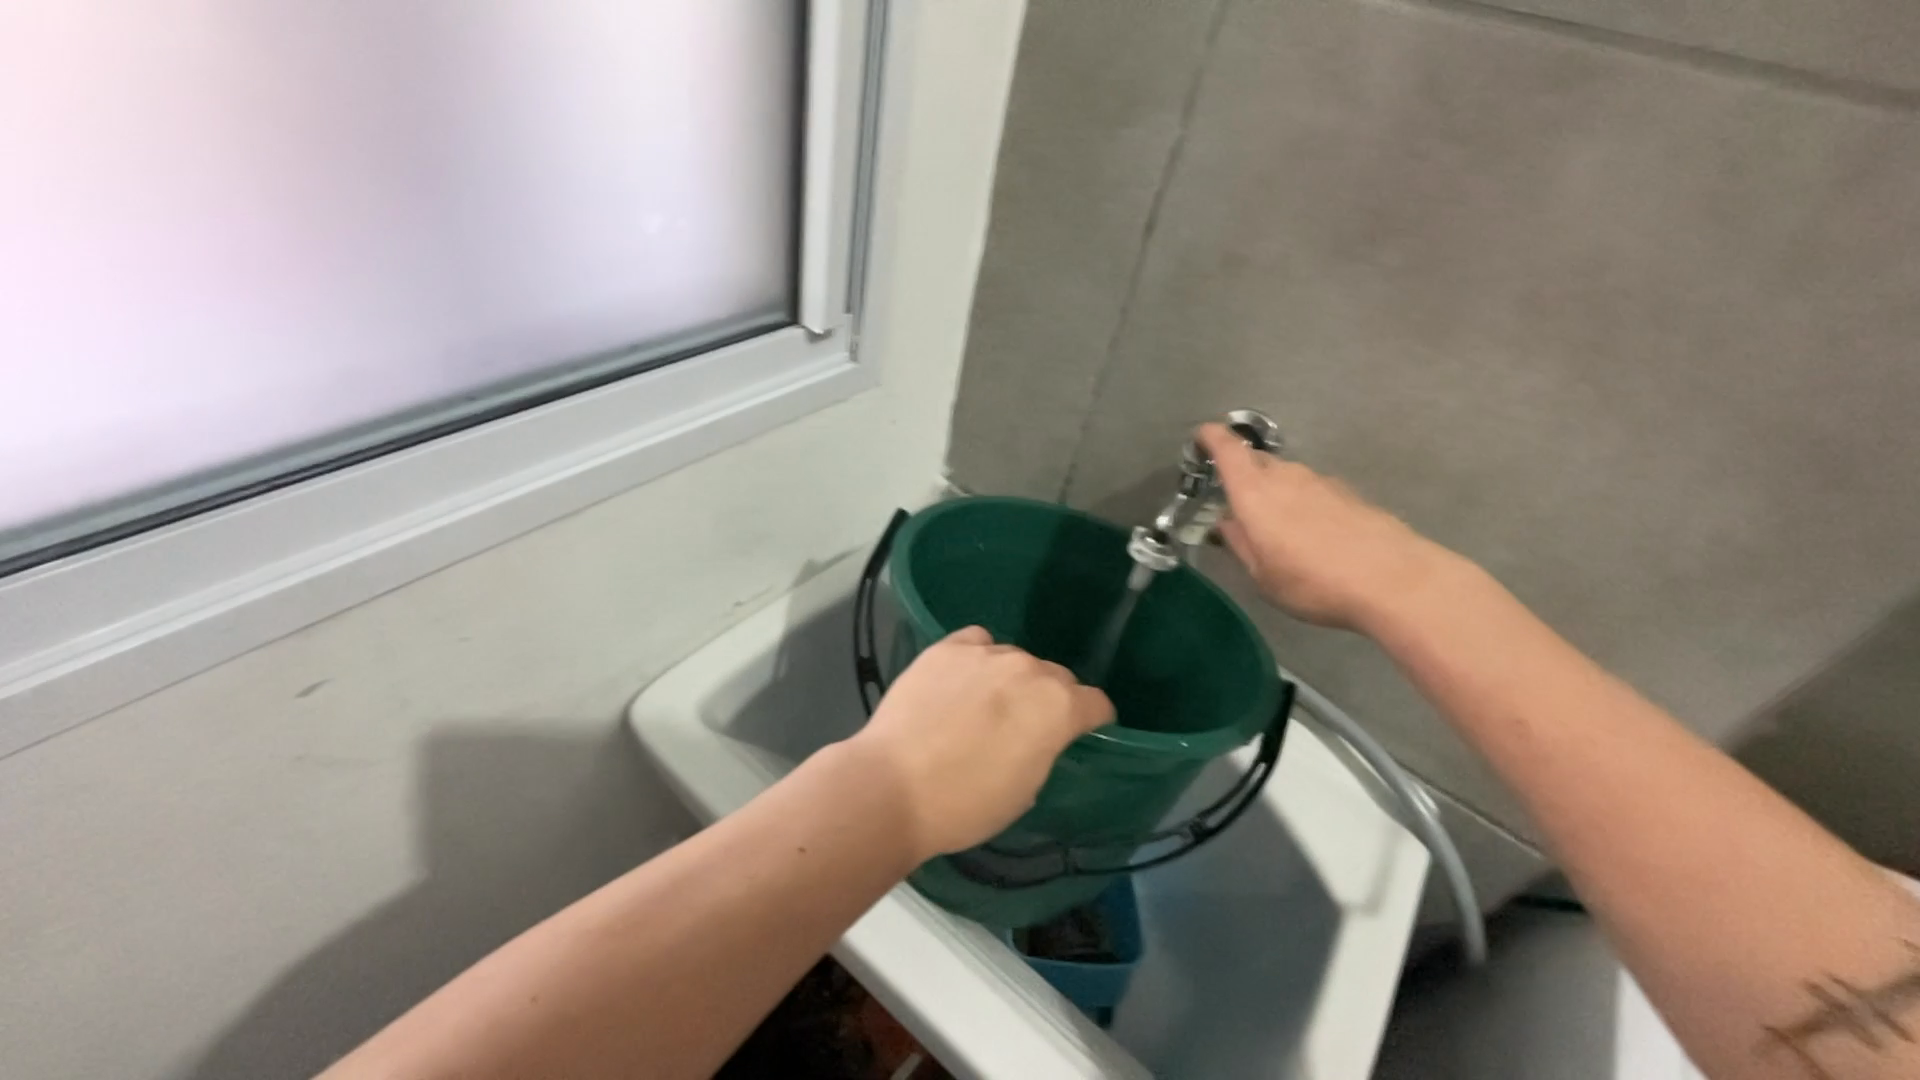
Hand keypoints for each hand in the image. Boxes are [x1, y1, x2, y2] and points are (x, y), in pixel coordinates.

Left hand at [845, 627, 1112, 861]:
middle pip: (1056, 676)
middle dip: (1049, 699)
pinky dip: (977, 657)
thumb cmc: (965, 805)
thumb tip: (1038, 736)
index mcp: (1058, 707)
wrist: (893, 787)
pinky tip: (961, 680)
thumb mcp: (1026, 789)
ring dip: (1011, 679)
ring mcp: (985, 654)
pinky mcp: (945, 648)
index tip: (1078, 734)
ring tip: (983, 706)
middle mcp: (1029, 670)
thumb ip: (1044, 749)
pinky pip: (977, 642)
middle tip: (1024, 728)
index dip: (1091, 721)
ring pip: (1015, 659)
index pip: (1096, 703)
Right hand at [1199, 423, 1464, 632]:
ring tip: (1278, 527)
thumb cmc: (1312, 582)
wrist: (1393, 580)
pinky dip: (1303, 503)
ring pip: (1287, 477)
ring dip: (1275, 492)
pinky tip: (1313, 535)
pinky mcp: (1350, 494)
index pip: (1227, 449)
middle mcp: (1287, 476)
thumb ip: (1240, 543)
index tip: (1202, 436)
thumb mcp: (1262, 576)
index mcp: (1254, 492)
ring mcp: (1323, 482)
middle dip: (1242, 473)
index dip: (1211, 437)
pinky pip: (1314, 491)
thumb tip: (1227, 522)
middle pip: (1257, 461)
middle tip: (1236, 501)